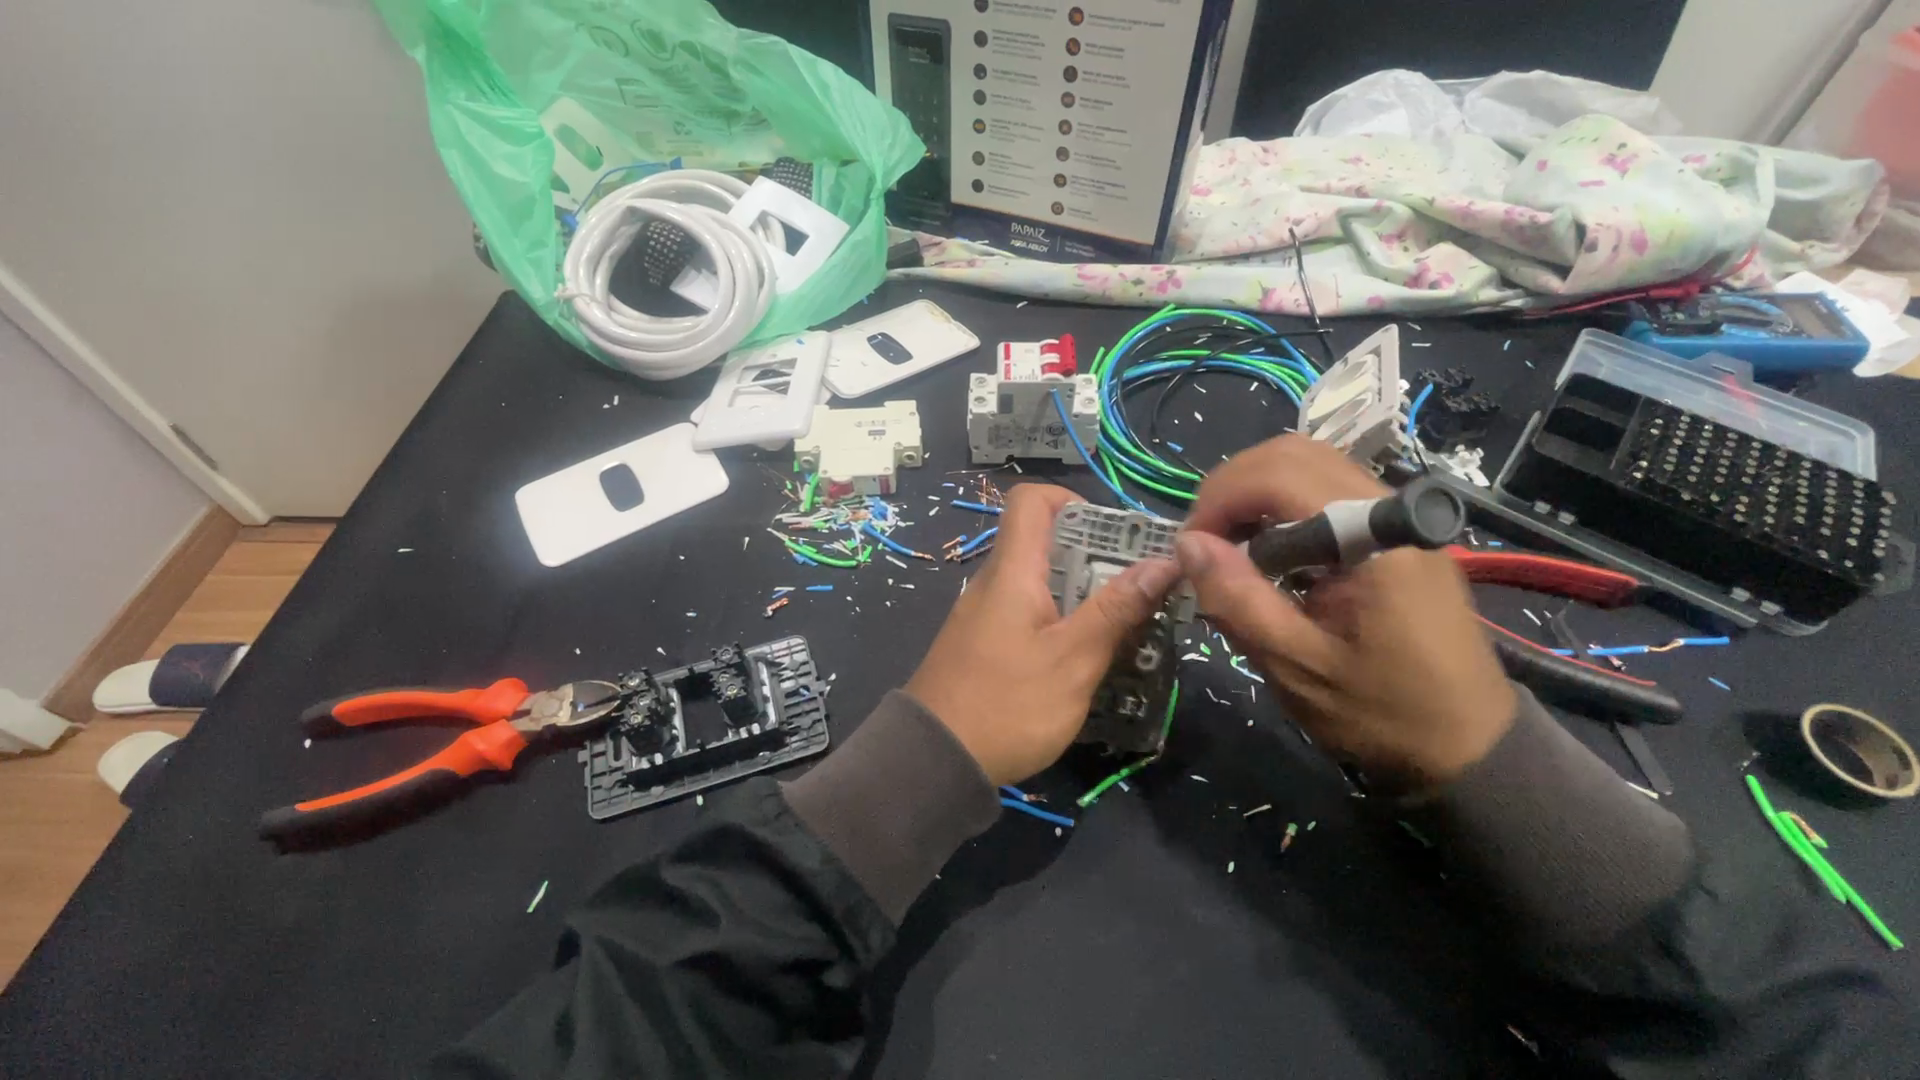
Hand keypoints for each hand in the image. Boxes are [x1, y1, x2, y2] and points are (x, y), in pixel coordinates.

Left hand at [907, 484, 1180, 785]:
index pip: (1031, 500)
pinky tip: (1086, 658)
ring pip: (1039, 584)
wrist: (934, 761)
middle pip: (1043, 543)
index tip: (1113, 537)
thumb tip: (1163, 562)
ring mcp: (983, 616)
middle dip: (1095, 558)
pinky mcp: (982, 646)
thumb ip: (1116, 610)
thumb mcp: (1073, 660)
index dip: (1073, 502)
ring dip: (1082, 596)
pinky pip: (1026, 616)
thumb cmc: (1007, 705)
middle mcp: (993, 583)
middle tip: (1139, 591)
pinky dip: (1060, 623)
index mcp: (1011, 571)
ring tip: (1125, 627)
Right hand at [1176, 436, 1515, 790]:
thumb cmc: (1383, 715)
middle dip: (1232, 488)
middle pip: (1293, 454)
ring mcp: (1394, 516)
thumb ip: (1240, 602)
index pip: (1282, 474)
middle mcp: (1389, 509)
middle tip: (1203, 544)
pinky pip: (1324, 492)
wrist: (1470, 745)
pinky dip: (1279, 509)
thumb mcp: (1298, 669)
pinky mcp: (1392, 531)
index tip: (1190, 550)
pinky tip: (1266, 556)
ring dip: (1253, 496)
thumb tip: (1187, 545)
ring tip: (1228, 550)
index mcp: (1375, 539)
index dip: (1222, 498)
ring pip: (1307, 466)